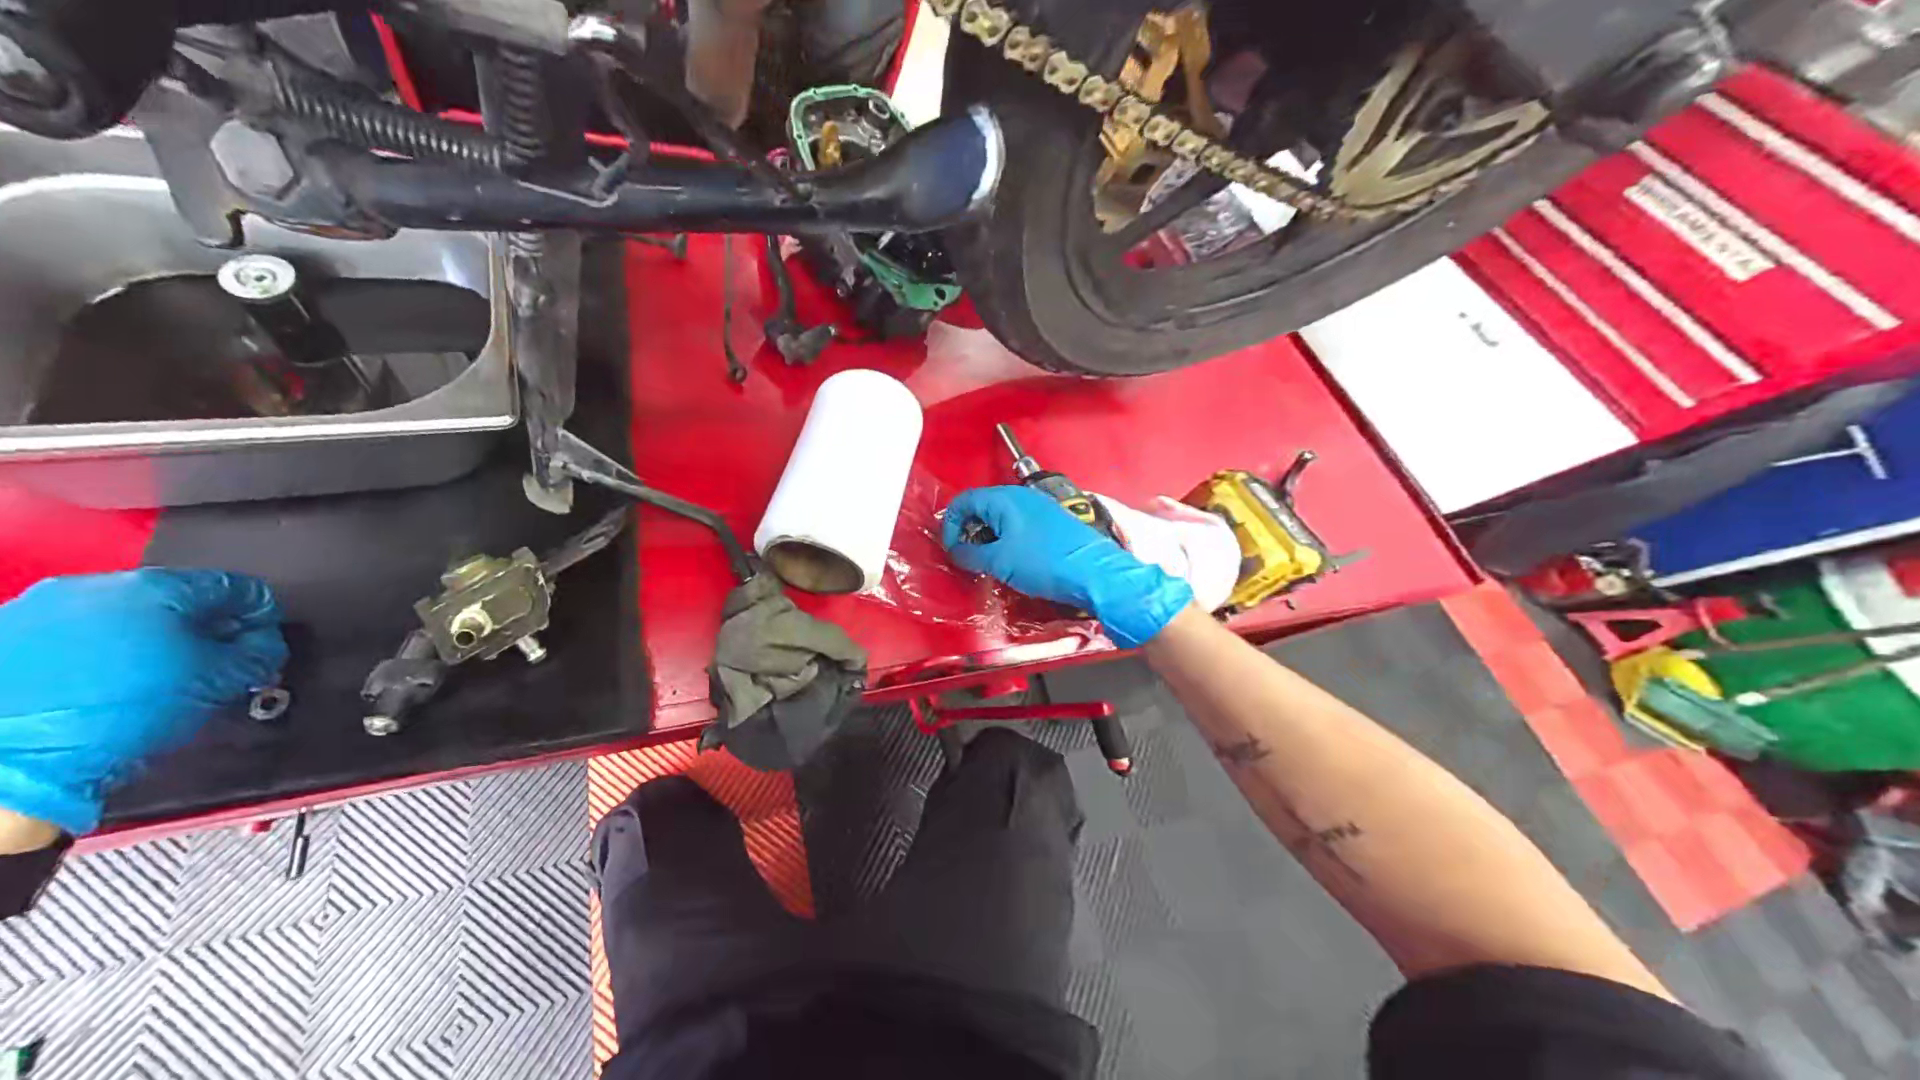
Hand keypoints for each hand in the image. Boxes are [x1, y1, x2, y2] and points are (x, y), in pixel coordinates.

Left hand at [0, 570, 286, 834]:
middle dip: (204, 627)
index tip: (265, 641)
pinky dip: (104, 653)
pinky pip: (76, 635)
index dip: (262, 612)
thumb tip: (263, 642)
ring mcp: (38, 609)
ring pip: (123, 615)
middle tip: (218, 660)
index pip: (235, 586)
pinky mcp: (3, 639)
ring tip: (160, 675)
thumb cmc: (130, 711)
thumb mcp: (221, 681)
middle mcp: (94, 585)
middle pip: (175, 598)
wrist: (10, 763)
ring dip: (153, 638)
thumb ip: (258, 652)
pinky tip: (108, 685)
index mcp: (155, 586)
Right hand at [941, 486, 1193, 648]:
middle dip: (969, 532)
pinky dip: (1007, 542)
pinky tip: (1012, 563)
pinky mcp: (1051, 523)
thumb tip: (956, 551)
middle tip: (968, 558)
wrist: (1094, 573)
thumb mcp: (1000, 561)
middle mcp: (1021, 497)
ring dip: (988, 539)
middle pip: (982, 508)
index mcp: (1004, 498)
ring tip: (989, 564)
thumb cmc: (1045, 562)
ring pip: (1001, 519)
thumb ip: (970, 554)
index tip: (951, 549)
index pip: (964, 501)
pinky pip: (1018, 527)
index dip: (950, 525)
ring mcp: (1039, 508)